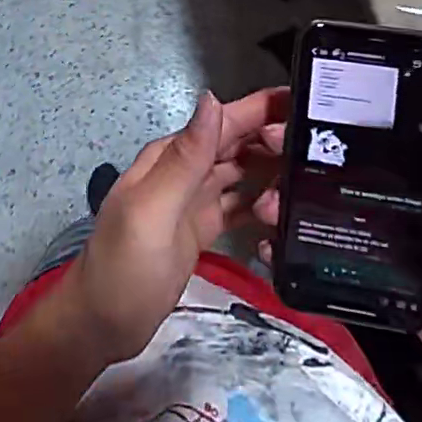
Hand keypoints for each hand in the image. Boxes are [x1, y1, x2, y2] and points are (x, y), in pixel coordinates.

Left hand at [60, 87, 290, 364]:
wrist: (102, 323)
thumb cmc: (125, 265)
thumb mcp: (153, 208)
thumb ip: (185, 157)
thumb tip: (211, 98)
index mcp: (172, 156)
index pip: (223, 121)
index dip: (261, 109)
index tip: (305, 104)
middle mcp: (186, 170)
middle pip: (237, 143)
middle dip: (274, 141)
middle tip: (320, 153)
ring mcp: (195, 200)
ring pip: (242, 172)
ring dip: (272, 173)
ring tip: (311, 183)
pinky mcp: (204, 227)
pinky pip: (240, 205)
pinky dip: (262, 204)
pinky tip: (288, 210)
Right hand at [248, 85, 421, 421]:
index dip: (413, 90)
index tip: (359, 69)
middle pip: (393, 152)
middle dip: (342, 133)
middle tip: (286, 127)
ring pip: (365, 192)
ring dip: (322, 181)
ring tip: (273, 183)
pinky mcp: (401, 273)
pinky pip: (358, 240)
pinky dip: (323, 229)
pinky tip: (286, 229)